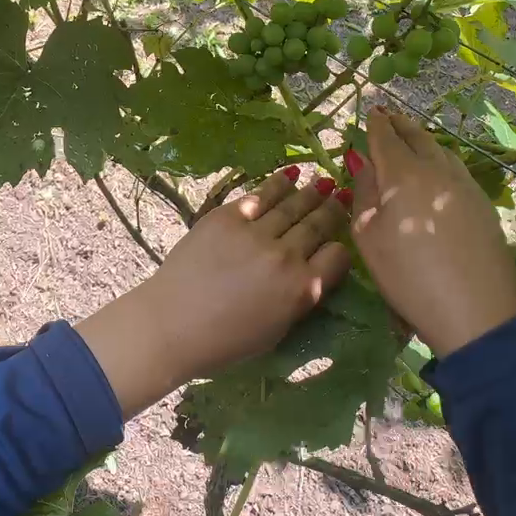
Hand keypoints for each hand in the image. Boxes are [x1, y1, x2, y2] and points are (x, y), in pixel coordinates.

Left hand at [75, 169, 351, 416]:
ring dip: (310, 192)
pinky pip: (259, 196)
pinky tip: (289, 174)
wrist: (173, 323)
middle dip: (332, 209)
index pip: (336, 257)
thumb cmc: (226, 341)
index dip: (341, 248)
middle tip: (343, 194)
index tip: (340, 238)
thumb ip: (299, 298)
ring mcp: (256, 232)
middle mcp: (286, 256)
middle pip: (316, 226)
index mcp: (302, 290)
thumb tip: (312, 273)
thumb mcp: (278, 330)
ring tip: (323, 181)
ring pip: (291, 206)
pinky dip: (276, 183)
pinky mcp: (227, 216)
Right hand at [347, 107, 515, 356]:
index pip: (386, 137)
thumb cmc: (409, 277)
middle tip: (389, 115)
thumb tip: (364, 162)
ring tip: (412, 138)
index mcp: (403, 174)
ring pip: (441, 150)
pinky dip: (441, 159)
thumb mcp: (368, 237)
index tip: (370, 111)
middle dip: (400, 124)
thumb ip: (364, 192)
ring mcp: (465, 187)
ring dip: (423, 140)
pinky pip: (457, 169)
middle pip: (418, 137)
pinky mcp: (484, 206)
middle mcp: (437, 170)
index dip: (376, 123)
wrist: (477, 316)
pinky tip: (438, 168)